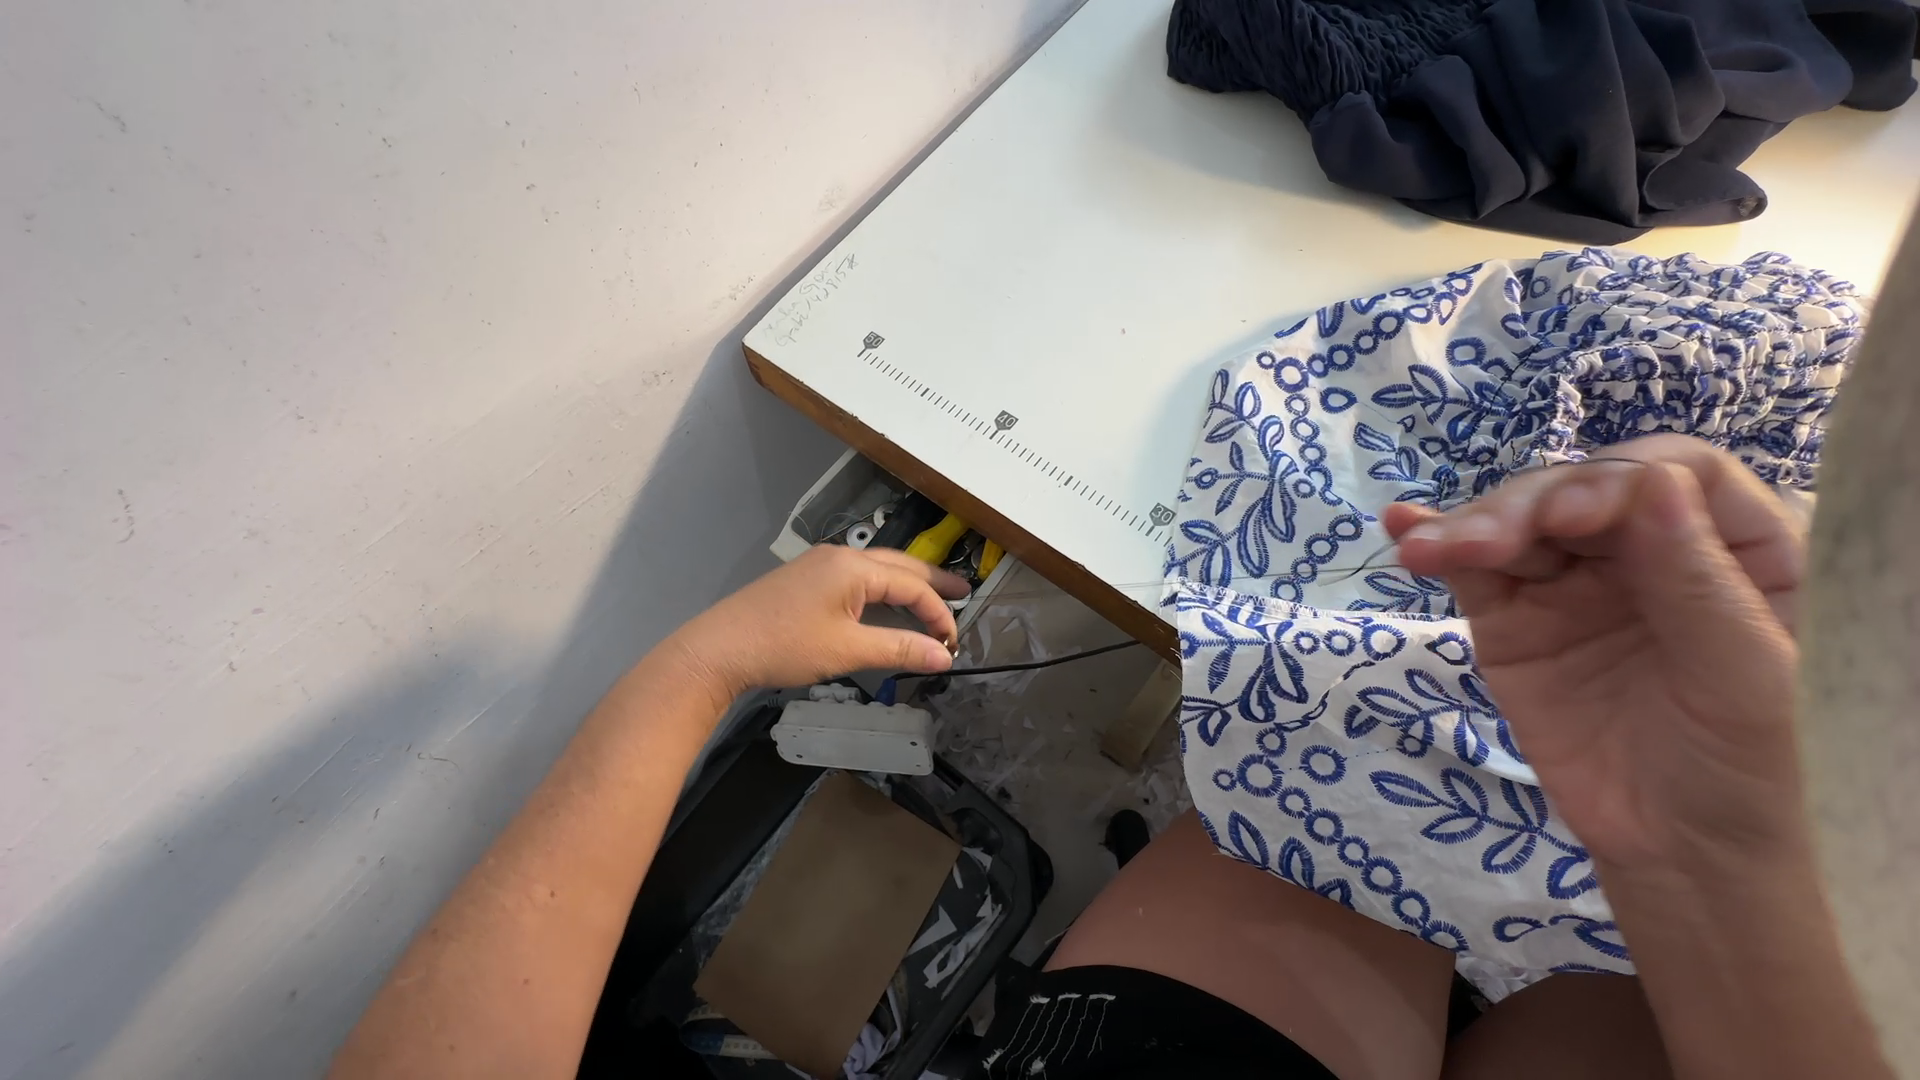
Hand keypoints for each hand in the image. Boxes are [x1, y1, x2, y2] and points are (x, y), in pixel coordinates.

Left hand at [663, 545, 968, 699]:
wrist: (719, 648)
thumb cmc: (785, 646)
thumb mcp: (847, 649)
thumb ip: (899, 649)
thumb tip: (944, 655)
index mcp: (853, 567)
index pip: (911, 585)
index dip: (937, 614)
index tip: (952, 644)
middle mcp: (840, 556)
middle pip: (898, 566)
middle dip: (932, 582)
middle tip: (963, 594)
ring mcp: (820, 565)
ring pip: (877, 570)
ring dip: (907, 585)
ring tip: (934, 598)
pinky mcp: (807, 579)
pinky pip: (857, 579)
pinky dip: (882, 591)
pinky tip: (887, 605)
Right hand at [1383, 435, 1809, 880]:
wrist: (1683, 852)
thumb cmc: (1765, 769)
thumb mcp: (1750, 674)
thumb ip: (1696, 581)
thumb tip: (1646, 483)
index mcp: (1738, 549)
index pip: (1675, 476)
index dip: (1615, 481)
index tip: (1569, 517)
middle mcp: (1647, 552)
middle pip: (1576, 494)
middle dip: (1521, 510)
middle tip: (1477, 545)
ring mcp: (1572, 586)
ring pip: (1513, 528)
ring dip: (1464, 529)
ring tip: (1420, 549)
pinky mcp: (1513, 620)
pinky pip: (1473, 572)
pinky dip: (1436, 547)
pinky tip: (1403, 530)